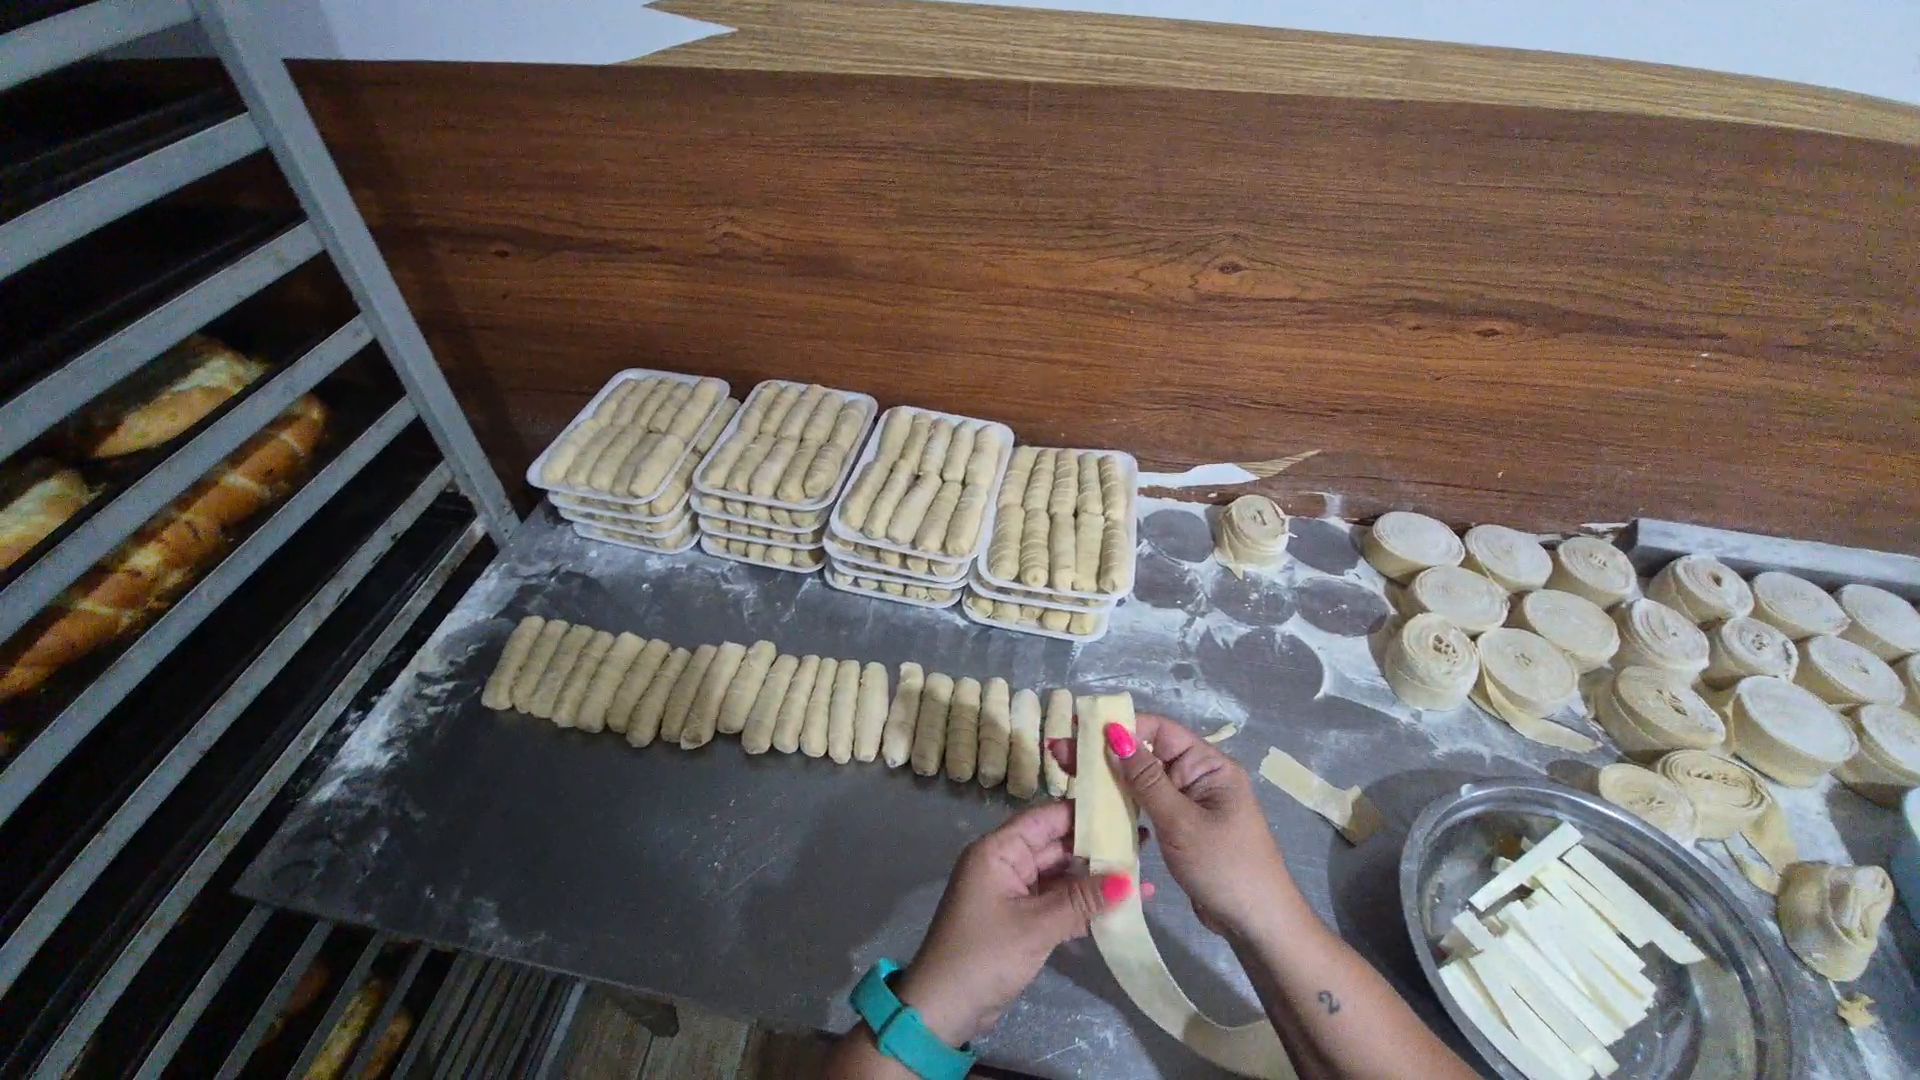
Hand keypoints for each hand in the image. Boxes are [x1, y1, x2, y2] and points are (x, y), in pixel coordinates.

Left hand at [893, 801, 1129, 1045]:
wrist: (943, 1009)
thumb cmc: (984, 955)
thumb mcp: (1036, 926)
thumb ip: (1082, 901)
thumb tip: (1129, 880)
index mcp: (999, 850)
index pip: (1046, 818)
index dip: (1083, 812)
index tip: (1123, 808)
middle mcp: (1006, 862)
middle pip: (1056, 845)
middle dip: (1096, 847)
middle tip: (1142, 843)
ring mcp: (1013, 890)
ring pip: (1060, 874)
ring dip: (1094, 877)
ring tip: (1141, 872)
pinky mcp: (1020, 917)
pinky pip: (1056, 900)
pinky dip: (1083, 903)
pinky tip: (1119, 905)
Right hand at [1050, 713, 1293, 940]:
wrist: (1257, 925)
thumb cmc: (1225, 867)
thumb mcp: (1181, 821)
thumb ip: (1146, 780)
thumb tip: (1115, 735)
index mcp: (1208, 765)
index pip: (1160, 731)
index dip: (1120, 727)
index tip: (1080, 730)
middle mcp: (1198, 776)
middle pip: (1146, 752)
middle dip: (1104, 751)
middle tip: (1060, 751)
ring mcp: (1188, 802)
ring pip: (1142, 779)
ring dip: (1108, 775)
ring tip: (1067, 771)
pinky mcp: (1179, 825)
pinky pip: (1146, 803)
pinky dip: (1121, 800)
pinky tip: (1093, 800)